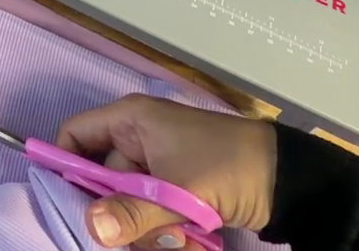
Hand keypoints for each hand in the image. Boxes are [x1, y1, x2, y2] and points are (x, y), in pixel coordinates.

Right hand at [55, 94, 276, 249]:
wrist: (292, 181)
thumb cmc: (225, 168)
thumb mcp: (178, 193)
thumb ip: (132, 212)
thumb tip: (90, 227)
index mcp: (129, 120)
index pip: (76, 133)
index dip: (67, 163)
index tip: (72, 202)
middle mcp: (137, 135)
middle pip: (104, 176)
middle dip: (120, 212)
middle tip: (143, 239)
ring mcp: (159, 160)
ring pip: (132, 198)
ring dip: (148, 226)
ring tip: (179, 242)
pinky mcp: (178, 183)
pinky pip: (154, 206)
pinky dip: (165, 227)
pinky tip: (189, 242)